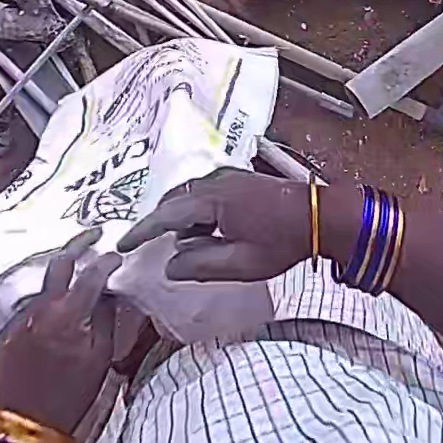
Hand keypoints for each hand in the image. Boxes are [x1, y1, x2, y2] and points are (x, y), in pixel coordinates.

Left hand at [0, 230, 120, 434]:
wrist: (29, 427)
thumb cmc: (72, 396)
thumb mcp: (101, 358)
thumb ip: (106, 318)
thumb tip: (110, 291)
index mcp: (68, 315)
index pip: (91, 275)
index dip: (106, 261)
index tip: (117, 256)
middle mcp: (44, 308)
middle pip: (60, 262)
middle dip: (78, 243)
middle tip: (94, 234)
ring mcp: (27, 315)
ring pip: (47, 278)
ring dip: (64, 264)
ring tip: (81, 255)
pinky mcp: (18, 325)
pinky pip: (38, 297)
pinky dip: (53, 287)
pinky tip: (64, 288)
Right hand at [117, 170, 315, 281]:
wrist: (319, 215)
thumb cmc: (282, 243)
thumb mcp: (241, 263)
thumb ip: (201, 265)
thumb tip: (170, 266)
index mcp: (212, 200)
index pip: (166, 215)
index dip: (142, 231)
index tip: (123, 245)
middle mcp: (214, 182)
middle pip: (173, 200)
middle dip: (157, 222)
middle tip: (145, 244)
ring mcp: (226, 176)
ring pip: (188, 195)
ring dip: (179, 217)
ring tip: (181, 244)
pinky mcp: (236, 178)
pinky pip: (203, 191)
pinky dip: (194, 210)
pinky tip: (204, 229)